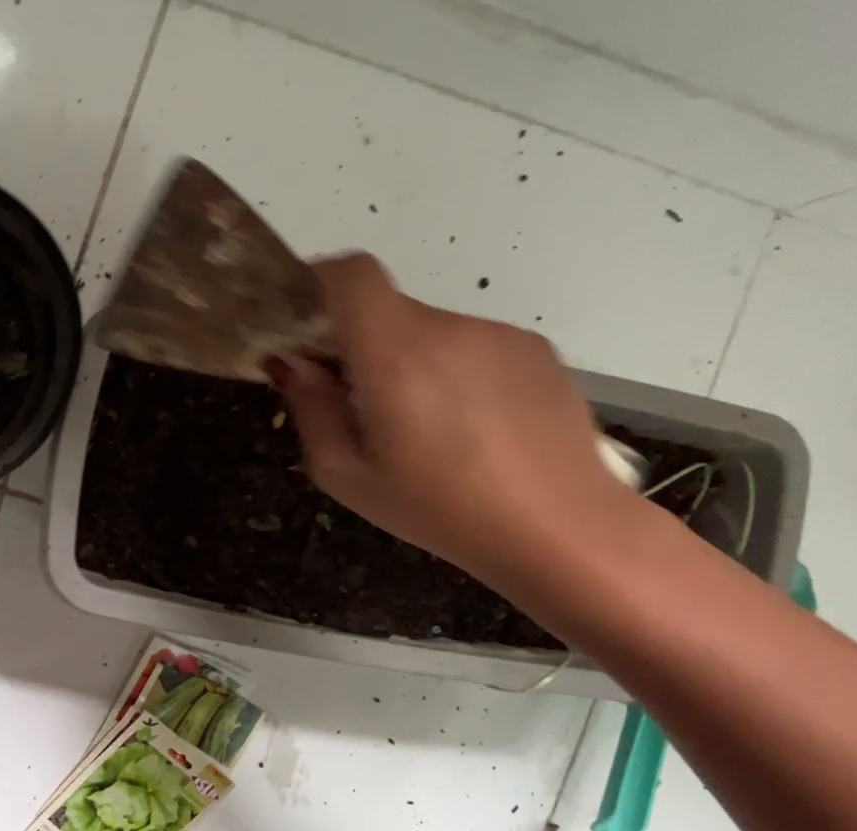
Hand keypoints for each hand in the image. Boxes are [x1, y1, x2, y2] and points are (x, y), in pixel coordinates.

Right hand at [270, 253, 636, 578]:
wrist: (563, 528)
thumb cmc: (438, 508)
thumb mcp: (344, 472)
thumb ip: (310, 407)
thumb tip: (293, 362)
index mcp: (396, 353)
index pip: (352, 275)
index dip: (317, 281)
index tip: (299, 317)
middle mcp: (451, 328)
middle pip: (385, 312)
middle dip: (357, 346)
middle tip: (352, 406)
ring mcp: (500, 337)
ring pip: (428, 333)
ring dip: (405, 364)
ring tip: (418, 431)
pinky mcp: (537, 353)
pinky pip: (470, 348)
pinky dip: (449, 374)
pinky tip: (465, 432)